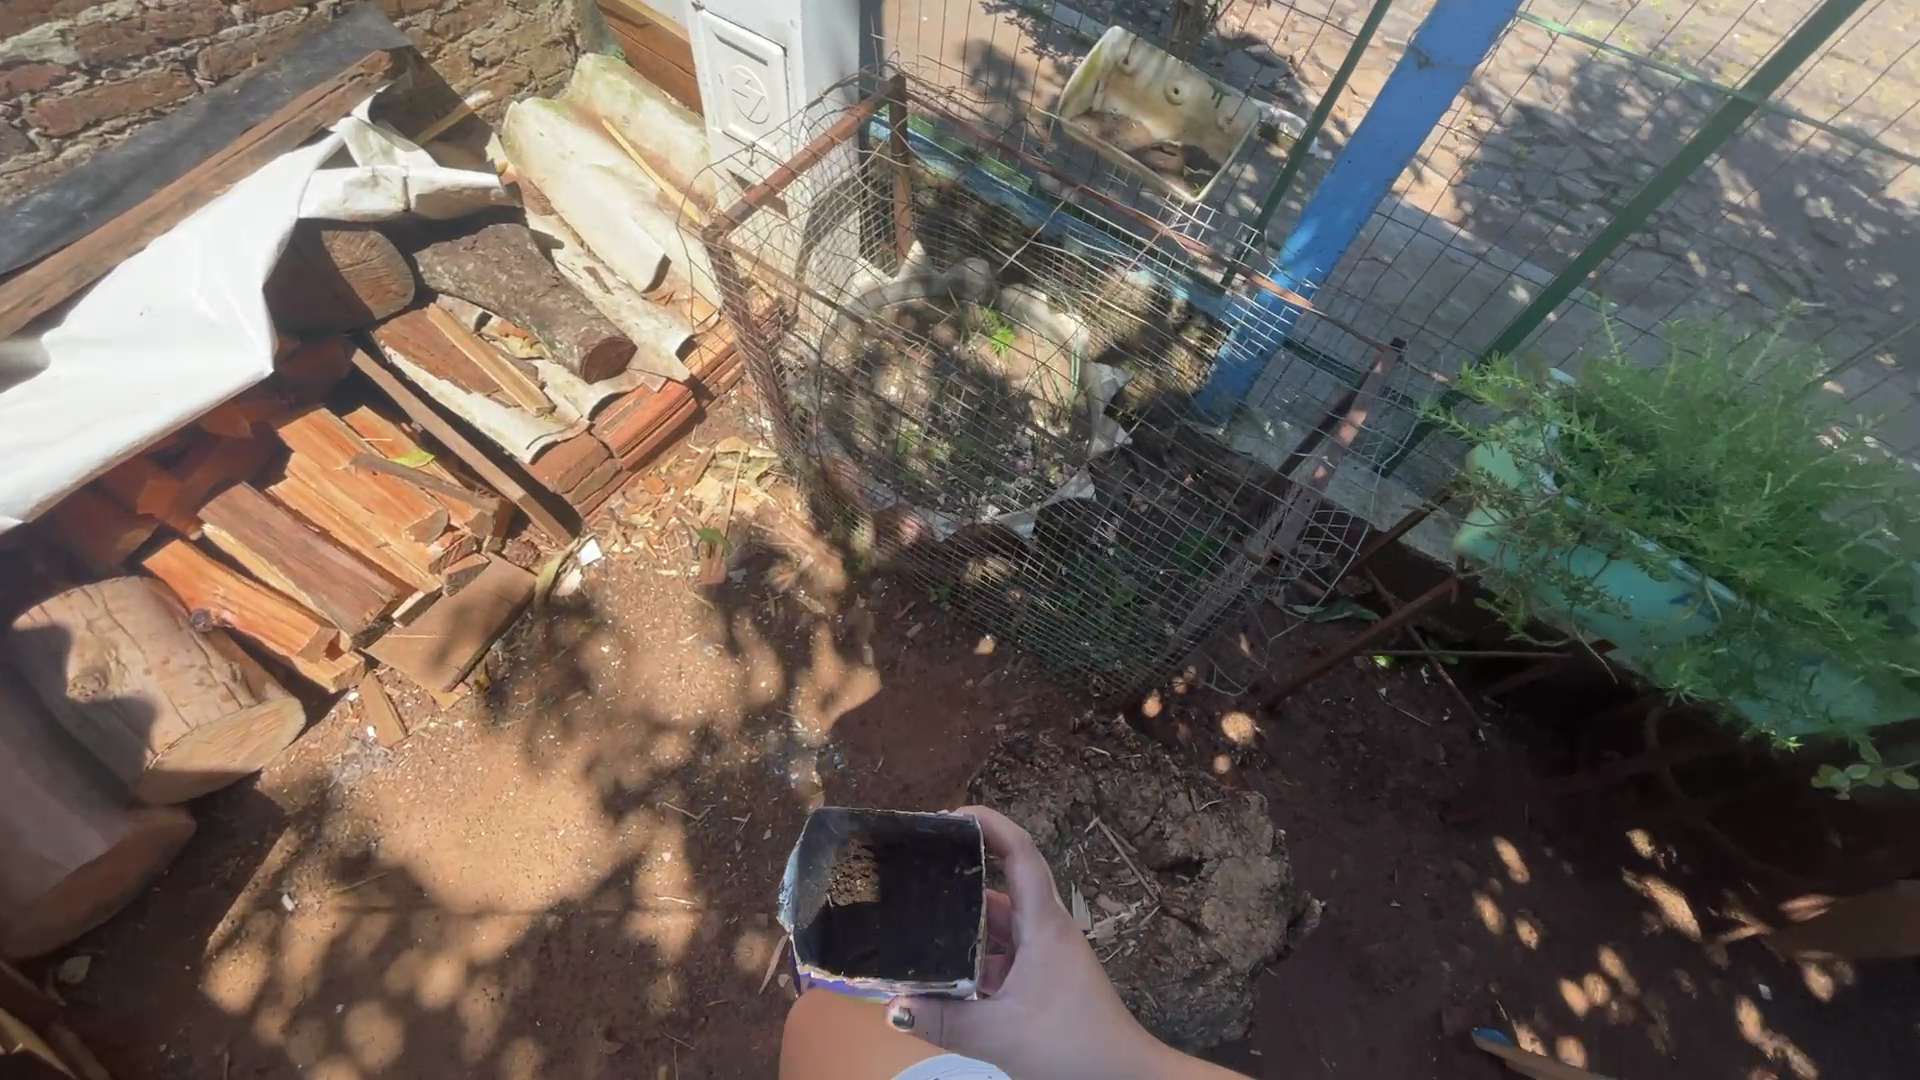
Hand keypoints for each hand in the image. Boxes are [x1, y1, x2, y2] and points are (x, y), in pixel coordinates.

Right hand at [885, 806, 1171, 1079]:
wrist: (1123, 1079)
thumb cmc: (1070, 1046)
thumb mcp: (1001, 1035)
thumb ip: (945, 1022)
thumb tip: (893, 1008)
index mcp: (1042, 922)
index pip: (1020, 852)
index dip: (990, 823)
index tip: (951, 816)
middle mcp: (1043, 927)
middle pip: (1004, 882)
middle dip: (965, 868)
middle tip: (922, 861)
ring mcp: (1044, 953)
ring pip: (999, 922)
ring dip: (965, 920)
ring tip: (920, 912)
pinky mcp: (1041, 977)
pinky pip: (1001, 952)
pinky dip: (973, 955)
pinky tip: (944, 969)